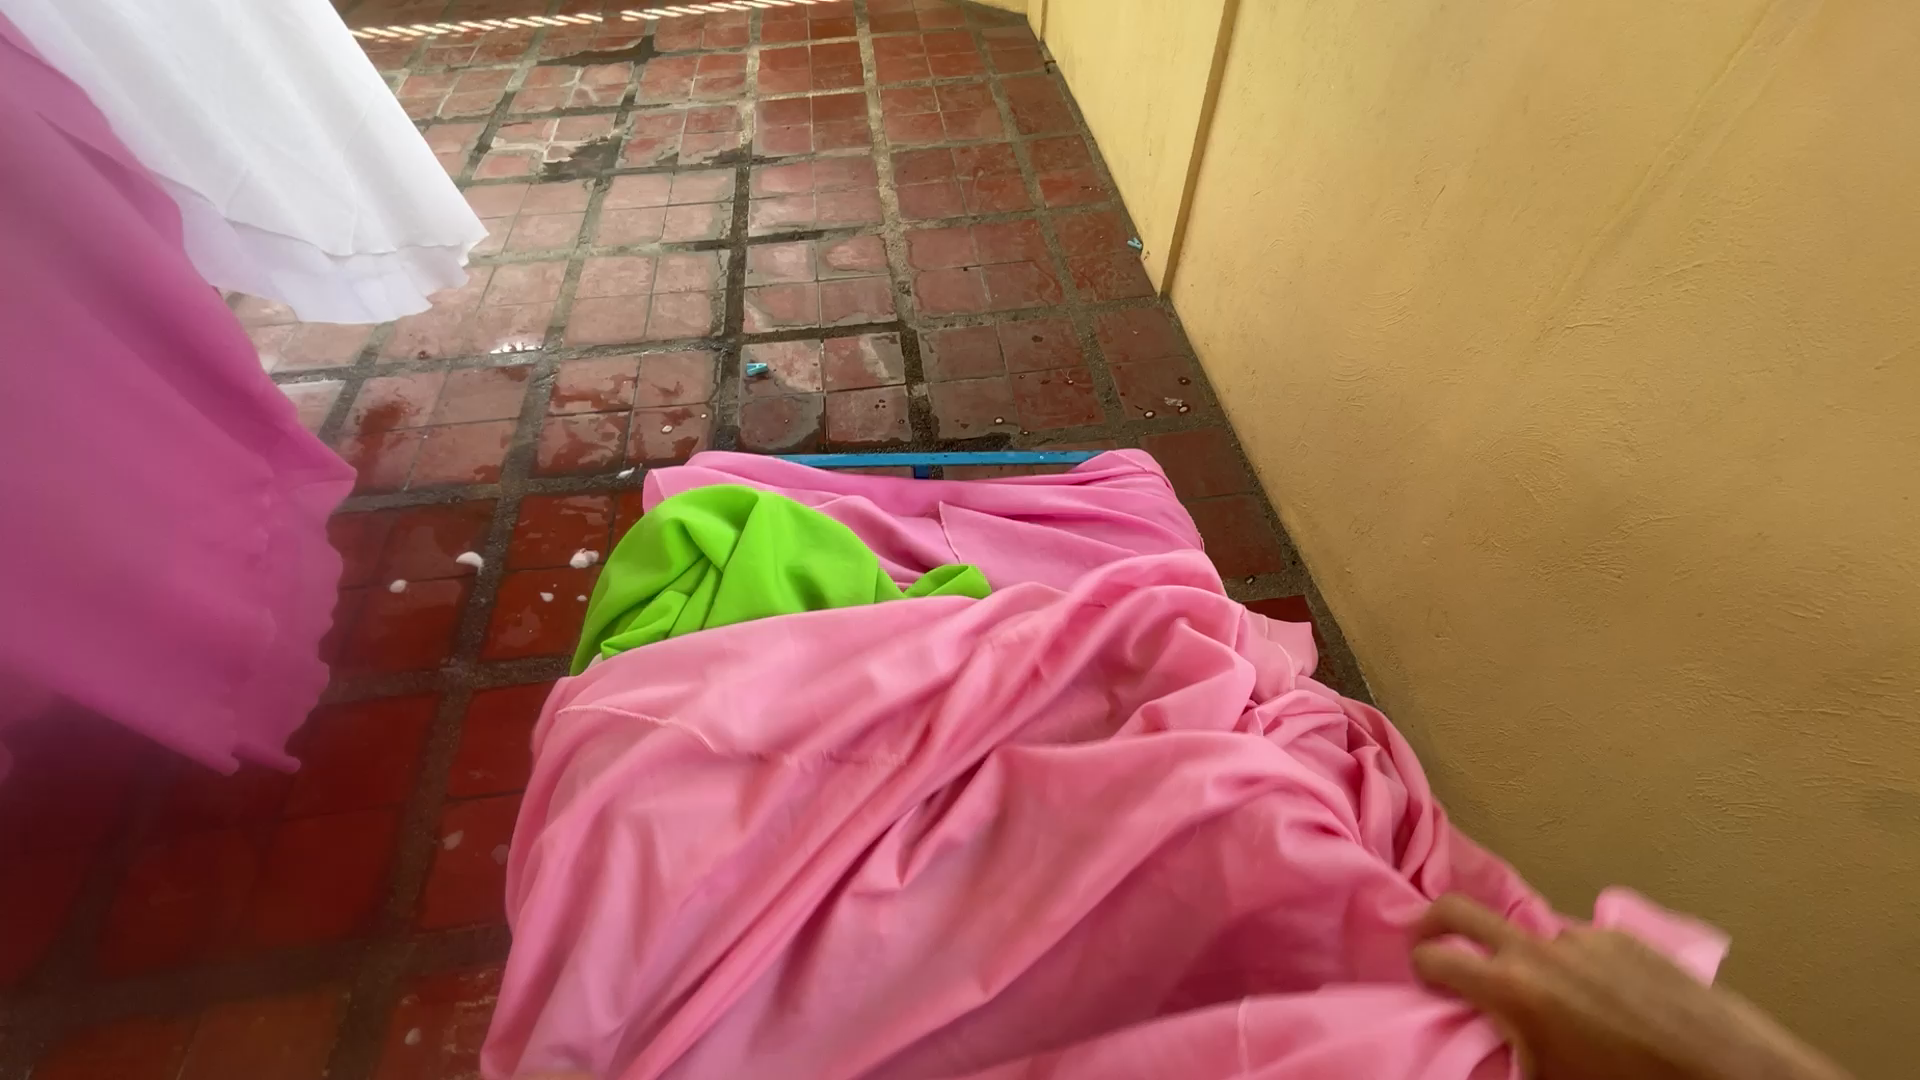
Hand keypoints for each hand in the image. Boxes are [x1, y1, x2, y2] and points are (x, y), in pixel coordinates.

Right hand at [1410, 894, 1851, 1079]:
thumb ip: (1509, 1047)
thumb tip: (1488, 1027)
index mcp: (1512, 987)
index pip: (1433, 955)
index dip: (1418, 965)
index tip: (1425, 979)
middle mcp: (1536, 950)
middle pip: (1456, 908)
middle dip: (1430, 920)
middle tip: (1430, 941)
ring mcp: (1580, 938)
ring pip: (1529, 938)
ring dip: (1527, 962)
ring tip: (1564, 1005)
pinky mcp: (1622, 939)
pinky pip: (1581, 947)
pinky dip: (1578, 969)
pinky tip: (1611, 1003)